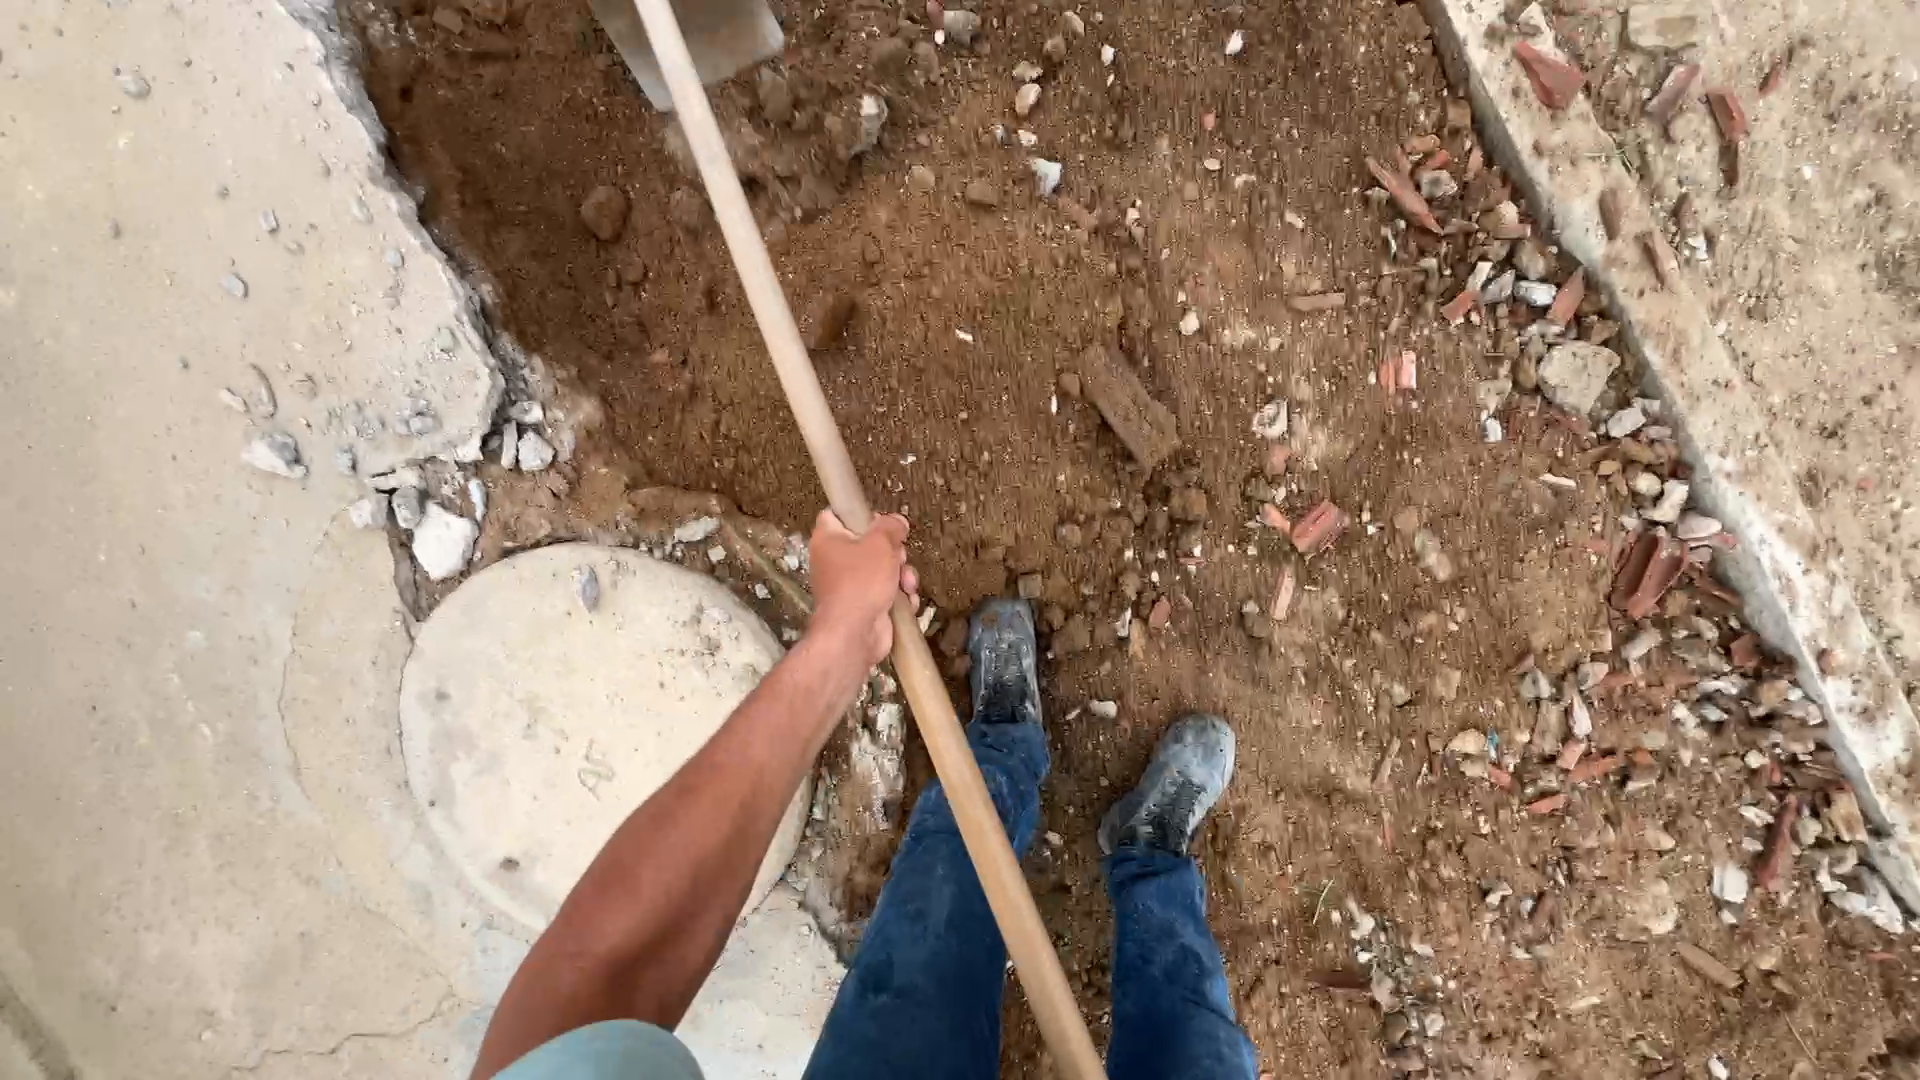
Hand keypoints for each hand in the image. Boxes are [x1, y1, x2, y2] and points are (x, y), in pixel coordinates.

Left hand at [807, 510, 917, 667]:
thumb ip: (891, 526)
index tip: (881, 521)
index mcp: (828, 539)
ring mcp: (850, 585)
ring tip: (906, 584)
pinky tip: (906, 601)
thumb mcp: (880, 543)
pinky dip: (900, 596)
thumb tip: (897, 522)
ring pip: (884, 569)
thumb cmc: (861, 581)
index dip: (860, 514)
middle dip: (893, 551)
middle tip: (899, 557)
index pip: (837, 515)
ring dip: (902, 575)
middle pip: (869, 544)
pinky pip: (887, 592)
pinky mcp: (865, 605)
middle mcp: (834, 561)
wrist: (855, 633)